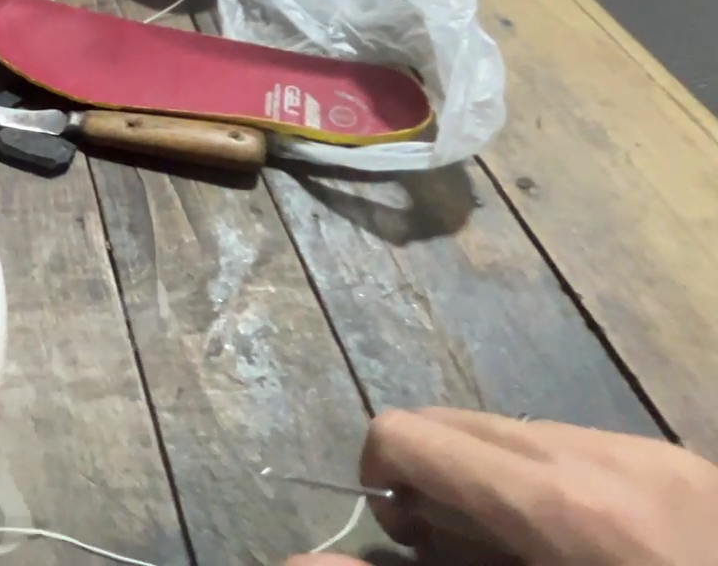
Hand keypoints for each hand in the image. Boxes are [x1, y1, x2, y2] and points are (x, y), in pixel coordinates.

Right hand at [288, 408, 717, 565]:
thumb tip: (295, 562)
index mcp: (559, 504)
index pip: (403, 434)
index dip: (382, 481)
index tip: (413, 542)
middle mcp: (601, 458)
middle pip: (446, 422)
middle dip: (433, 482)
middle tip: (467, 554)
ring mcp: (656, 457)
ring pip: (505, 429)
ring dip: (488, 481)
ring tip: (531, 553)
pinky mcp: (689, 465)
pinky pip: (569, 444)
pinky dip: (546, 484)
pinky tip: (591, 549)